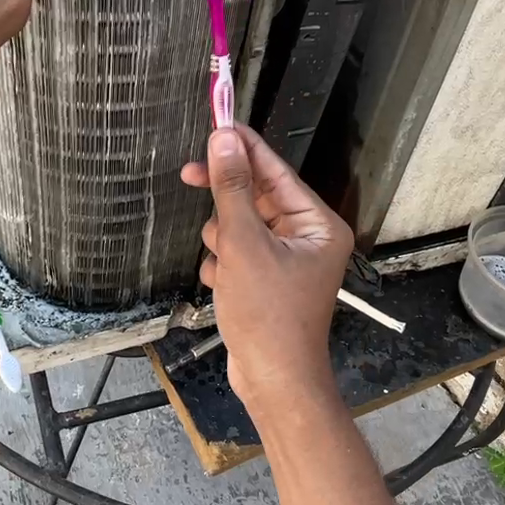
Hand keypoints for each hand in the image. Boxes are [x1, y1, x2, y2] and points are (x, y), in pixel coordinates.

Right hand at [181, 126, 353, 416]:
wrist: (272, 381)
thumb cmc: (266, 313)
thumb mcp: (243, 244)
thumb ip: (232, 189)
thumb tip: (225, 139)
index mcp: (316, 223)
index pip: (275, 170)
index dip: (243, 146)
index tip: (214, 123)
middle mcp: (307, 237)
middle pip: (256, 197)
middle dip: (227, 204)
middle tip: (188, 175)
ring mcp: (288, 261)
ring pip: (242, 226)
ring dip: (223, 241)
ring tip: (225, 266)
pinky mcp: (269, 280)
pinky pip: (239, 253)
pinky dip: (225, 265)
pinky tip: (224, 286)